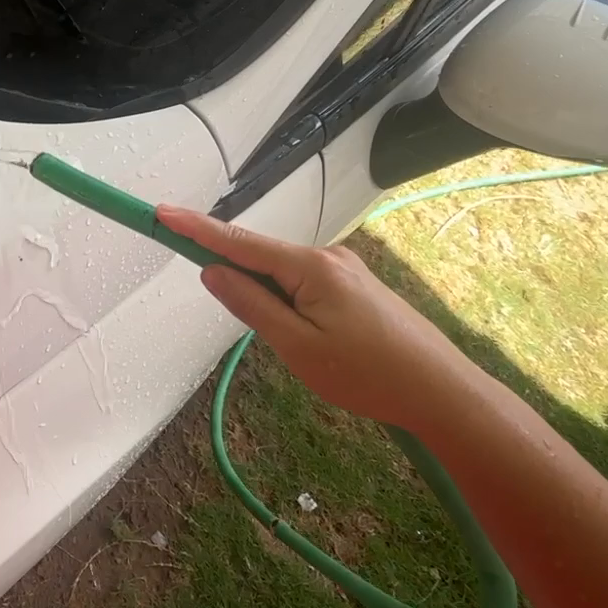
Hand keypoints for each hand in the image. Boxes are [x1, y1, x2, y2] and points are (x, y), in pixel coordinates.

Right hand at [158, 206, 483, 432]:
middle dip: (237, 277)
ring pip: (283, 274)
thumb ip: (250, 305)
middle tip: (248, 318)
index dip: (195, 228)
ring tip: (305, 351)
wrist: (447, 395)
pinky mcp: (355, 286)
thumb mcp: (298, 347)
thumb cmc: (368, 376)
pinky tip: (312, 339)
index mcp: (309, 266)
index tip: (159, 213)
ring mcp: (343, 268)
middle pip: (260, 256)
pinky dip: (288, 300)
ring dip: (270, 299)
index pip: (237, 242)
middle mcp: (326, 256)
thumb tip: (211, 271)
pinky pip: (303, 283)